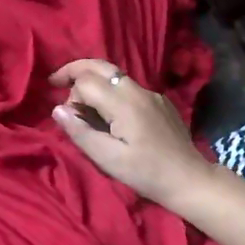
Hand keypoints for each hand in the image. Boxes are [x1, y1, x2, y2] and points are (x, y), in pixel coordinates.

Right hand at [49, 59, 218, 209]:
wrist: (188, 178)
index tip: (68, 116)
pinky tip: (110, 114)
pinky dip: (111, 92)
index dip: (71, 94)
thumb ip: (81, 132)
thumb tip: (57, 109)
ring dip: (94, 82)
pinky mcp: (160, 102)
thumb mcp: (108, 159)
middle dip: (76, 71)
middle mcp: (138, 91)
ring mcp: (152, 94)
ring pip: (116, 75)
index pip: (86, 81)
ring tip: (82, 104)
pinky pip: (129, 87)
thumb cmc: (146, 173)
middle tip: (56, 82)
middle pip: (101, 66)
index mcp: (124, 103)